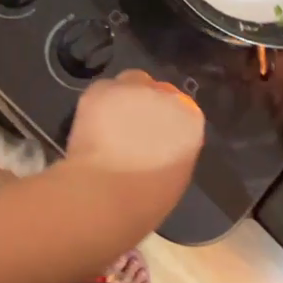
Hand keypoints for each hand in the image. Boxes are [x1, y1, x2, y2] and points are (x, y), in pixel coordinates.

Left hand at [66, 69, 203, 187]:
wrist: (104, 195)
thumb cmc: (144, 200)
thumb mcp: (175, 175)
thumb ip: (174, 148)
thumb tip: (160, 143)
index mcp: (190, 120)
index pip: (181, 107)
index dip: (165, 119)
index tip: (154, 135)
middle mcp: (165, 96)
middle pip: (156, 89)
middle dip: (145, 104)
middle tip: (130, 129)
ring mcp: (133, 88)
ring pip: (129, 82)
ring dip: (123, 98)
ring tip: (109, 124)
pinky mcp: (102, 89)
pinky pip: (103, 90)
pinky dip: (98, 104)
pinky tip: (92, 125)